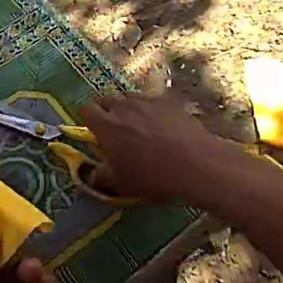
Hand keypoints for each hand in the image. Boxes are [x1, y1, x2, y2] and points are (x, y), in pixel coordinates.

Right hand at [80, 92, 241, 203]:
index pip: (85, 110)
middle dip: (107, 112)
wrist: (197, 164)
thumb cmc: (153, 176)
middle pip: (106, 100)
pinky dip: (150, 111)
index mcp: (106, 125)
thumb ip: (101, 177)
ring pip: (129, 98)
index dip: (87, 120)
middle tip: (115, 132)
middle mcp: (123, 106)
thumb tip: (92, 175)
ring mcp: (147, 101)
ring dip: (128, 110)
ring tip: (139, 128)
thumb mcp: (122, 184)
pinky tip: (161, 127)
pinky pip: (150, 102)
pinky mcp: (168, 101)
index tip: (94, 133)